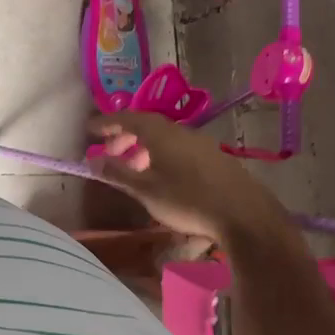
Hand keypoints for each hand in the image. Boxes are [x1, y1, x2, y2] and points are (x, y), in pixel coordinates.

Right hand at [86, 113, 284, 241]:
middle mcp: (181, 131)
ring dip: (146, 147)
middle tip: (111, 151)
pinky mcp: (218, 160)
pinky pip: (182, 149)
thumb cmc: (188, 200)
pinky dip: (165, 155)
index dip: (107, 122)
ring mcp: (203, 144)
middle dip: (126, 135)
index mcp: (160, 134)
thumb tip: (92, 161)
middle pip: (147, 126)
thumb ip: (118, 173)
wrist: (245, 216)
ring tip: (136, 166)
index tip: (90, 129)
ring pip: (166, 138)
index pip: (127, 118)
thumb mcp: (145, 190)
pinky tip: (166, 176)